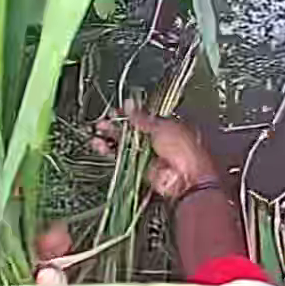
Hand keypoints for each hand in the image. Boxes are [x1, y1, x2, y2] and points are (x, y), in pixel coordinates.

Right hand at [93, 109, 244, 275]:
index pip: (143, 117)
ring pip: (125, 144)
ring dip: (110, 138)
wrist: (187, 180)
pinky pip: (123, 158)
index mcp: (166, 126)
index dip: (129, 114)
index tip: (116, 111)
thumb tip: (129, 105)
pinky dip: (110, 151)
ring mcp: (148, 155)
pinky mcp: (140, 169)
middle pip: (132, 131)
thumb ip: (142, 118)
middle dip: (117, 125)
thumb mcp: (162, 127)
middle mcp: (156, 141)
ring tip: (97, 132)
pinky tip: (100, 145)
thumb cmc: (184, 150)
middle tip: (102, 121)